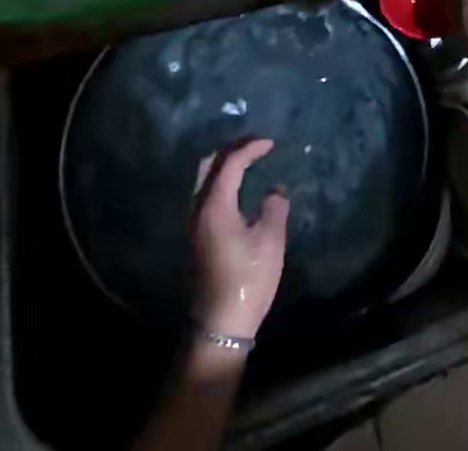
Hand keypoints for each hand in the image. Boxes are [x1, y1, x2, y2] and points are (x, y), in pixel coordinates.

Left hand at [190, 137, 289, 339]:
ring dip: (223, 164)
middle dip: (231, 149)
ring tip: (248, 160)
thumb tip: (274, 190)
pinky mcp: (196, 236)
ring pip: (203, 180)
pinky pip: (204, 194)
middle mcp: (197, 209)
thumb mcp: (270, 241)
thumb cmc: (247, 280)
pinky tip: (237, 188)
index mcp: (214, 205)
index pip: (230, 163)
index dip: (250, 148)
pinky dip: (220, 181)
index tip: (271, 142)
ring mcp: (193, 223)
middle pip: (208, 165)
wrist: (219, 325)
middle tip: (255, 144)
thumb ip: (274, 208)